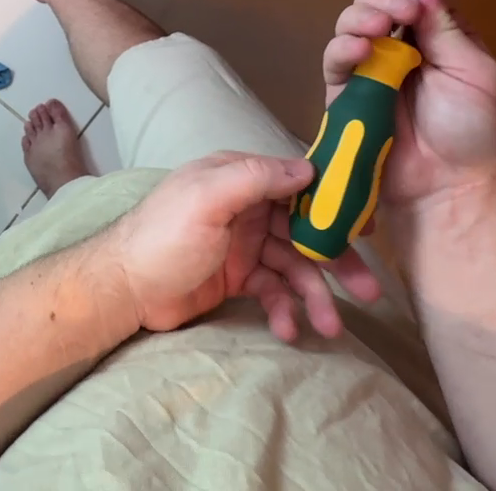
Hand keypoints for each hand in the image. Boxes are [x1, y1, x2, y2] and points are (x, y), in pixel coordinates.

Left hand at [95, 152, 382, 342]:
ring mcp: (240, 244)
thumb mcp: (206, 199)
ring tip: (328, 327)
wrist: (126, 288)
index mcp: (234, 178)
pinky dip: (284, 309)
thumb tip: (307, 166)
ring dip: (314, 295)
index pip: (293, 183)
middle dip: (335, 260)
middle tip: (369, 291)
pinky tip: (287, 329)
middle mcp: (242, 207)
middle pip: (301, 230)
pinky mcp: (236, 277)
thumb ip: (254, 178)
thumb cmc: (163, 235)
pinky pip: (273, 291)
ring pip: (292, 266)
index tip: (365, 227)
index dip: (330, 204)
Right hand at [324, 0, 495, 210]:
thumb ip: (446, 27)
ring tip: (377, 28)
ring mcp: (369, 67)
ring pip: (349, 22)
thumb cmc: (472, 131)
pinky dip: (342, 47)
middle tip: (398, 9)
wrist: (446, 185)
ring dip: (360, 16)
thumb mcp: (474, 72)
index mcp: (435, 36)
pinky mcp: (344, 90)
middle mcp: (399, 45)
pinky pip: (333, 58)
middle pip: (373, 0)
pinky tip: (358, 49)